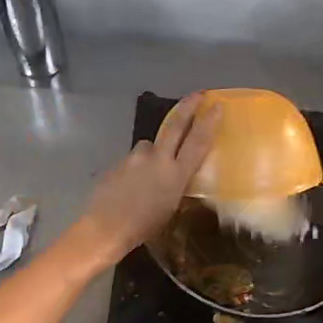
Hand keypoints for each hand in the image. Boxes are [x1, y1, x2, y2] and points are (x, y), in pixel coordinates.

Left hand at [68, 93, 221, 267]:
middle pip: (175, 125)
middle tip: (197, 95)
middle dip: (188, 107)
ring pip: (149, 146)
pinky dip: (136, 167)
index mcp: (176, 175)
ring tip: (147, 176)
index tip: (216, 106)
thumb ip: (174, 184)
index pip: (198, 142)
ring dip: (152, 153)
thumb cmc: (144, 227)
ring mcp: (136, 157)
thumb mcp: (170, 208)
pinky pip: (133, 160)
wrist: (106, 227)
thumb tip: (174, 174)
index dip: (209, 122)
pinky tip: (129, 185)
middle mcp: (158, 159)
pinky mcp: (119, 161)